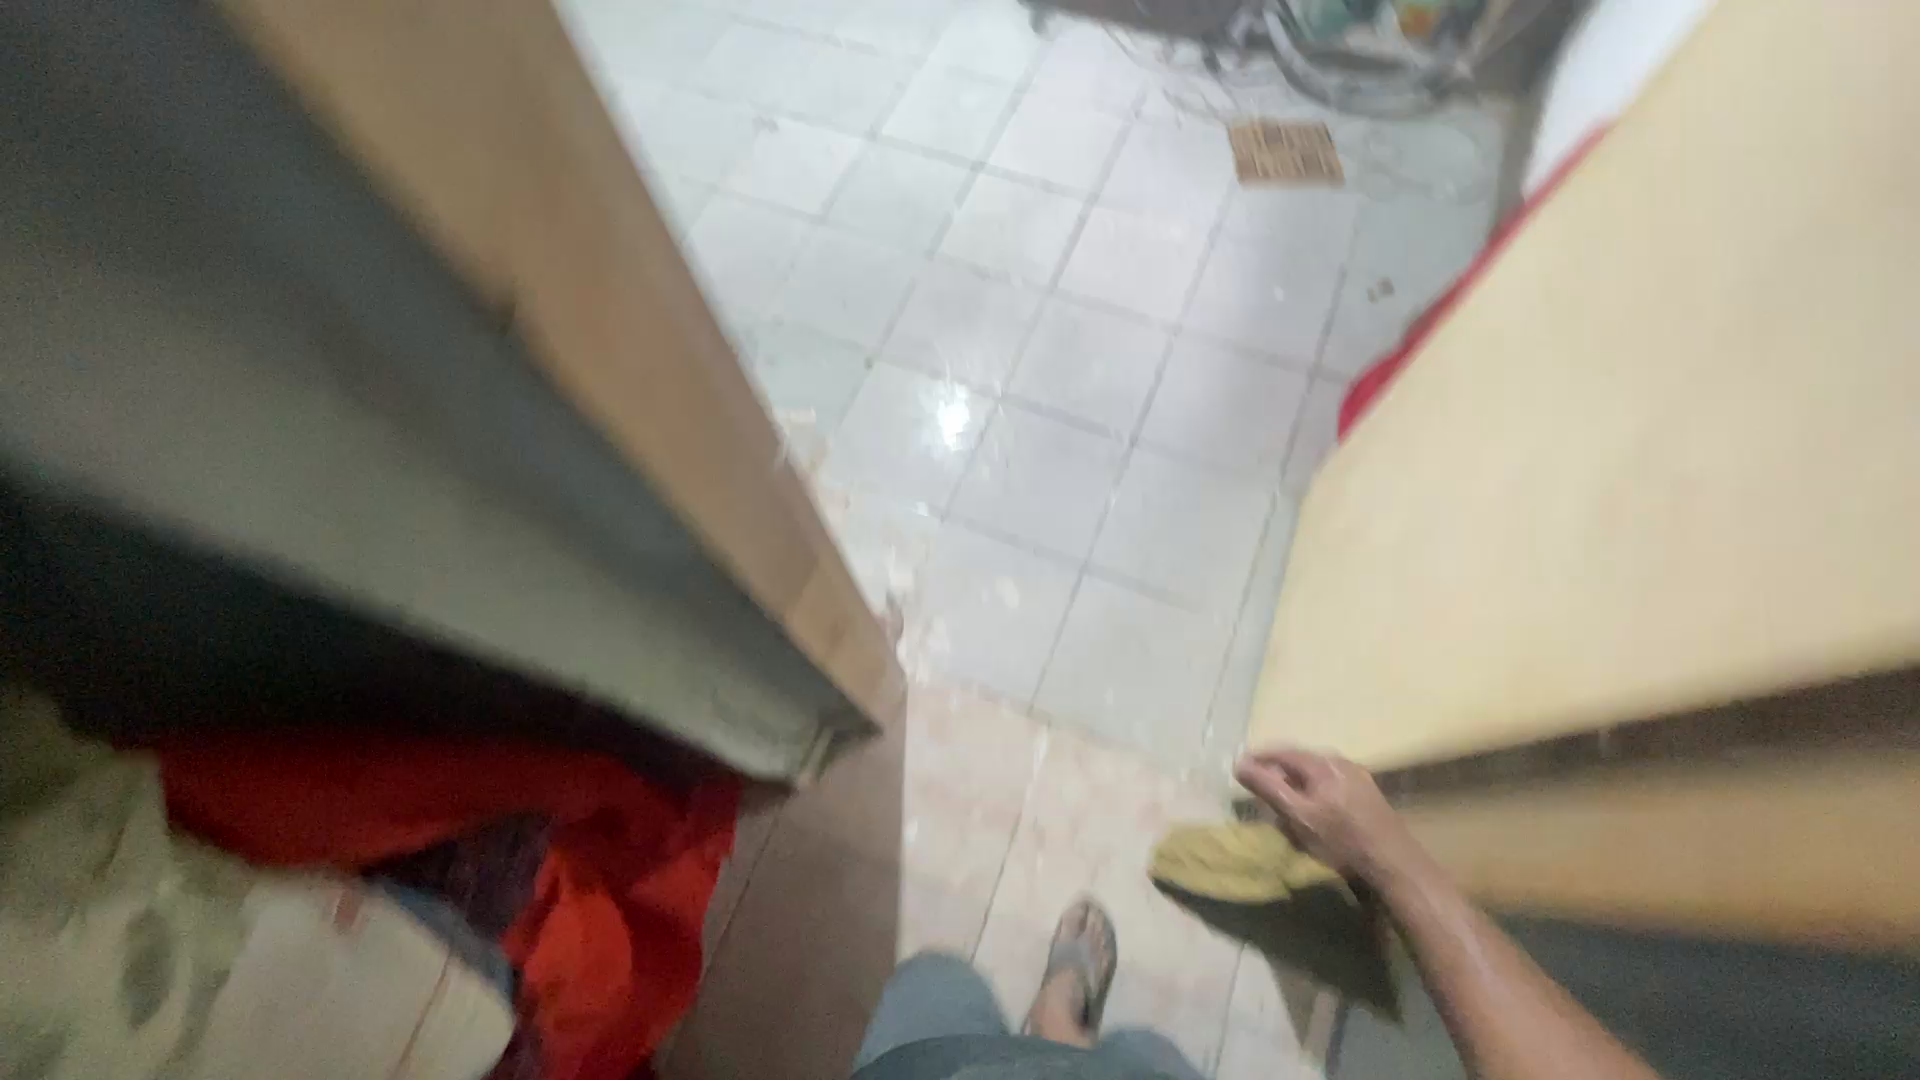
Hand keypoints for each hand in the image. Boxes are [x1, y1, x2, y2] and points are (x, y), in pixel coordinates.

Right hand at [1234, 748, 1428, 887]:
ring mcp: (1359, 777)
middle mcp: (1341, 762)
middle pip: (1299, 760)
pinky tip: (1313, 812)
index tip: (1241, 770)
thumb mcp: (1297, 816)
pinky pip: (1332, 784)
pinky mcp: (1369, 794)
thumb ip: (1267, 787)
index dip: (1259, 759)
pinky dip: (1315, 792)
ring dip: (1297, 784)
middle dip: (1278, 773)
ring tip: (1285, 804)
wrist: (1395, 865)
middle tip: (1261, 790)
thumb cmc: (1341, 840)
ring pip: (1316, 773)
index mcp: (1322, 763)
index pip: (1281, 751)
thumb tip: (1239, 764)